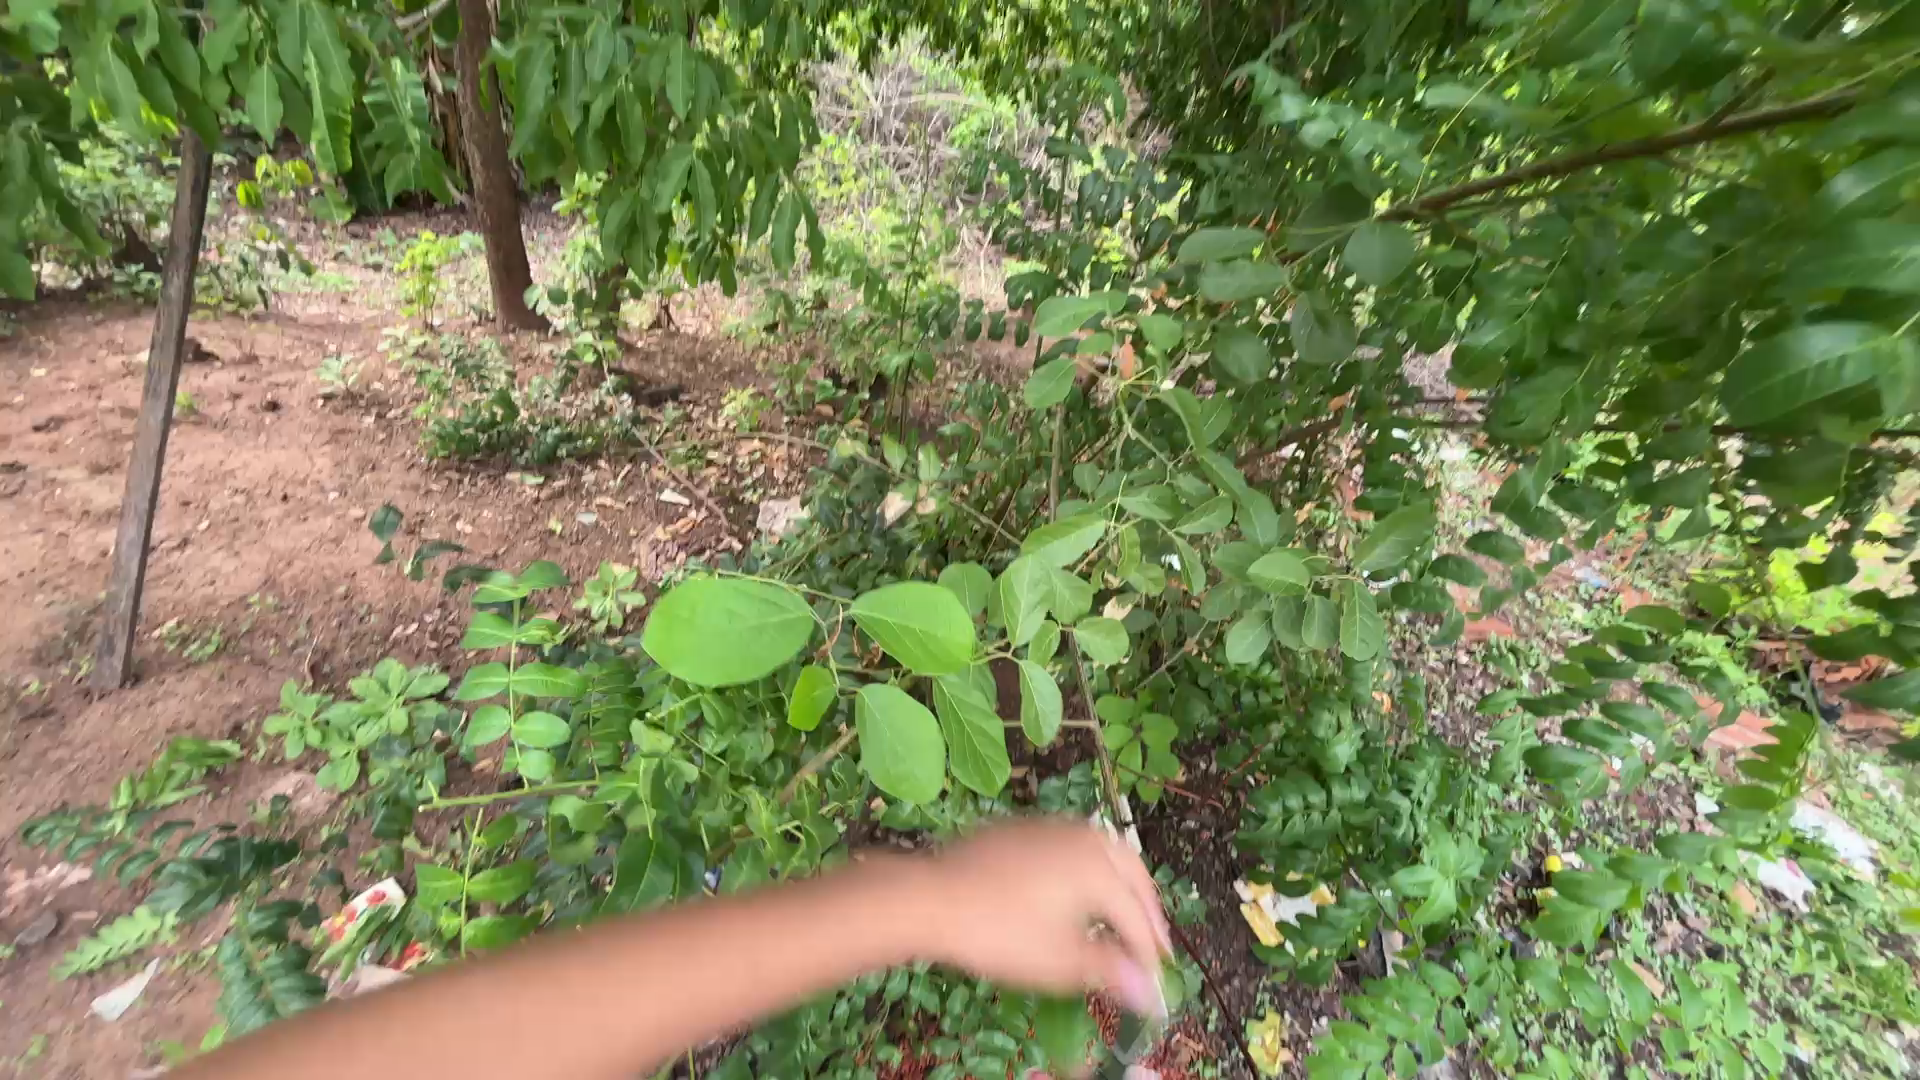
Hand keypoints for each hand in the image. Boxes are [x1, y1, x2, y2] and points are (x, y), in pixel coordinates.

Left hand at [905, 818, 1171, 1015]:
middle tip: (1153, 943)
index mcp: (1098, 868)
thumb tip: (1150, 989)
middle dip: (1145, 908)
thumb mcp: (1059, 962)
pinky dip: (1091, 865)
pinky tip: (1079, 887)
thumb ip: (1110, 970)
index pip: (1136, 917)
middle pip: (1131, 870)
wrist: (936, 894)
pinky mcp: (1028, 826)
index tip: (1154, 984)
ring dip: (1121, 880)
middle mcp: (1083, 837)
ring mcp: (1053, 826)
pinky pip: (1074, 841)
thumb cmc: (1000, 932)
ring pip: (1104, 848)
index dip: (1148, 954)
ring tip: (1123, 912)